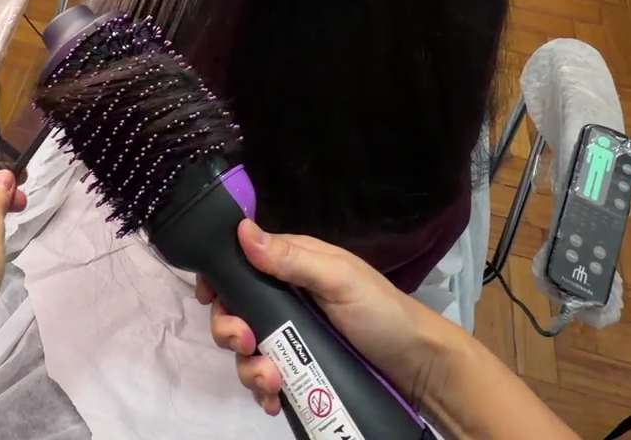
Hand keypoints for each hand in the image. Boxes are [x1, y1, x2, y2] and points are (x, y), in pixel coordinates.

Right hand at [199, 220, 435, 415]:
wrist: (422, 370)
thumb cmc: (381, 312)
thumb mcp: (338, 279)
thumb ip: (290, 258)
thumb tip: (241, 230)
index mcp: (293, 264)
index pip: (241, 263)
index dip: (219, 279)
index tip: (209, 299)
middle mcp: (286, 298)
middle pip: (237, 310)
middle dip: (231, 330)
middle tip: (246, 344)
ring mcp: (293, 337)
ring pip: (248, 349)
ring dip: (249, 367)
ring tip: (272, 383)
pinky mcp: (302, 370)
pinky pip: (267, 378)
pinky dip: (264, 390)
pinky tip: (274, 401)